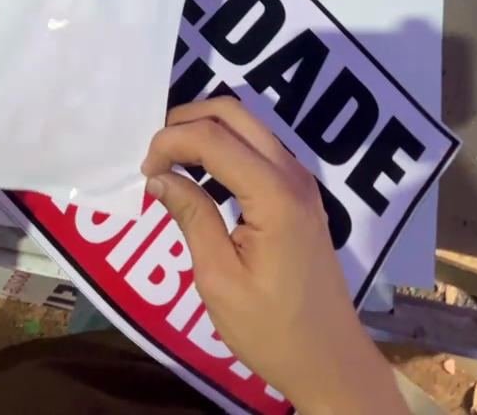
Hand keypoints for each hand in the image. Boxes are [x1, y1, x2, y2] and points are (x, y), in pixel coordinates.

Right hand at [142, 98, 404, 414]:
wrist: (331, 362)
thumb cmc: (272, 330)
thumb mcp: (219, 280)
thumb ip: (192, 217)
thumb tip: (159, 176)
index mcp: (274, 195)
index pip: (213, 137)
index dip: (171, 142)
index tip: (145, 172)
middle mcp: (291, 173)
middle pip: (232, 113)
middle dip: (186, 121)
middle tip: (156, 155)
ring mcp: (299, 179)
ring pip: (246, 123)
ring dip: (205, 129)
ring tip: (171, 160)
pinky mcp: (298, 190)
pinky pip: (256, 145)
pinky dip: (223, 144)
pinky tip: (200, 171)